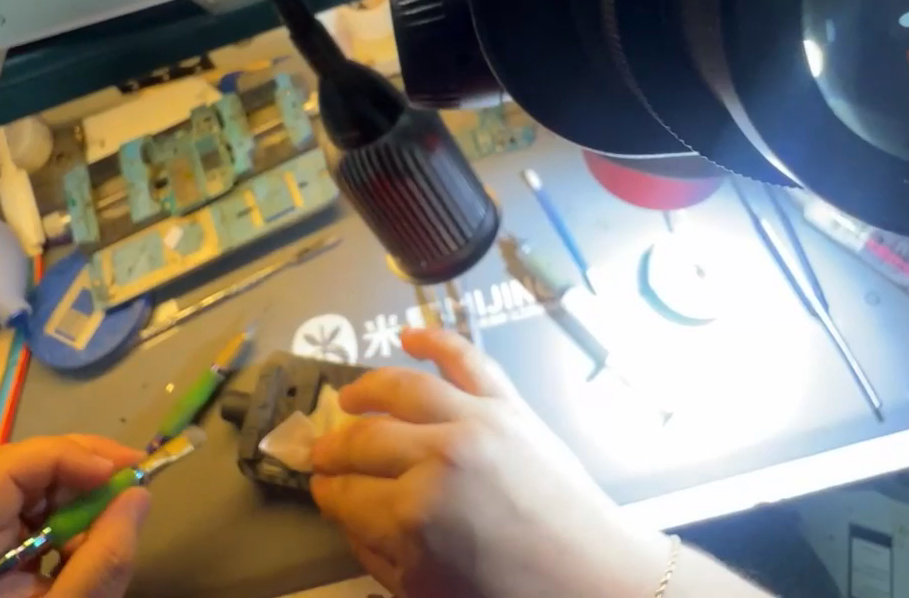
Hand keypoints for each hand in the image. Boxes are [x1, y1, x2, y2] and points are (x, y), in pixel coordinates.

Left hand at [0, 434, 150, 597]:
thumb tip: (139, 494)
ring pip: (29, 487)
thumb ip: (101, 563)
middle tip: (133, 479)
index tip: (121, 474)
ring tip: (111, 524)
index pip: (7, 468)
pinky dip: (66, 520)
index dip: (68, 457)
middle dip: (82, 469)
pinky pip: (27, 514)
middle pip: (20, 469)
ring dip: (79, 495)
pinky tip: (84, 548)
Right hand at [310, 328, 671, 597]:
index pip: (347, 492)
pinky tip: (408, 336)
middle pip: (366, 439)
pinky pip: (466, 358)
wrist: (592, 576)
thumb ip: (376, 550)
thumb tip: (343, 510)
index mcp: (415, 515)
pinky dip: (435, 339)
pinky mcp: (508, 402)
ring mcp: (476, 419)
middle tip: (320, 450)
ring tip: (347, 396)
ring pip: (404, 387)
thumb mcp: (427, 590)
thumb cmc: (508, 592)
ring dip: (367, 388)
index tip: (317, 484)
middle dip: (333, 447)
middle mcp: (439, 456)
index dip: (325, 489)